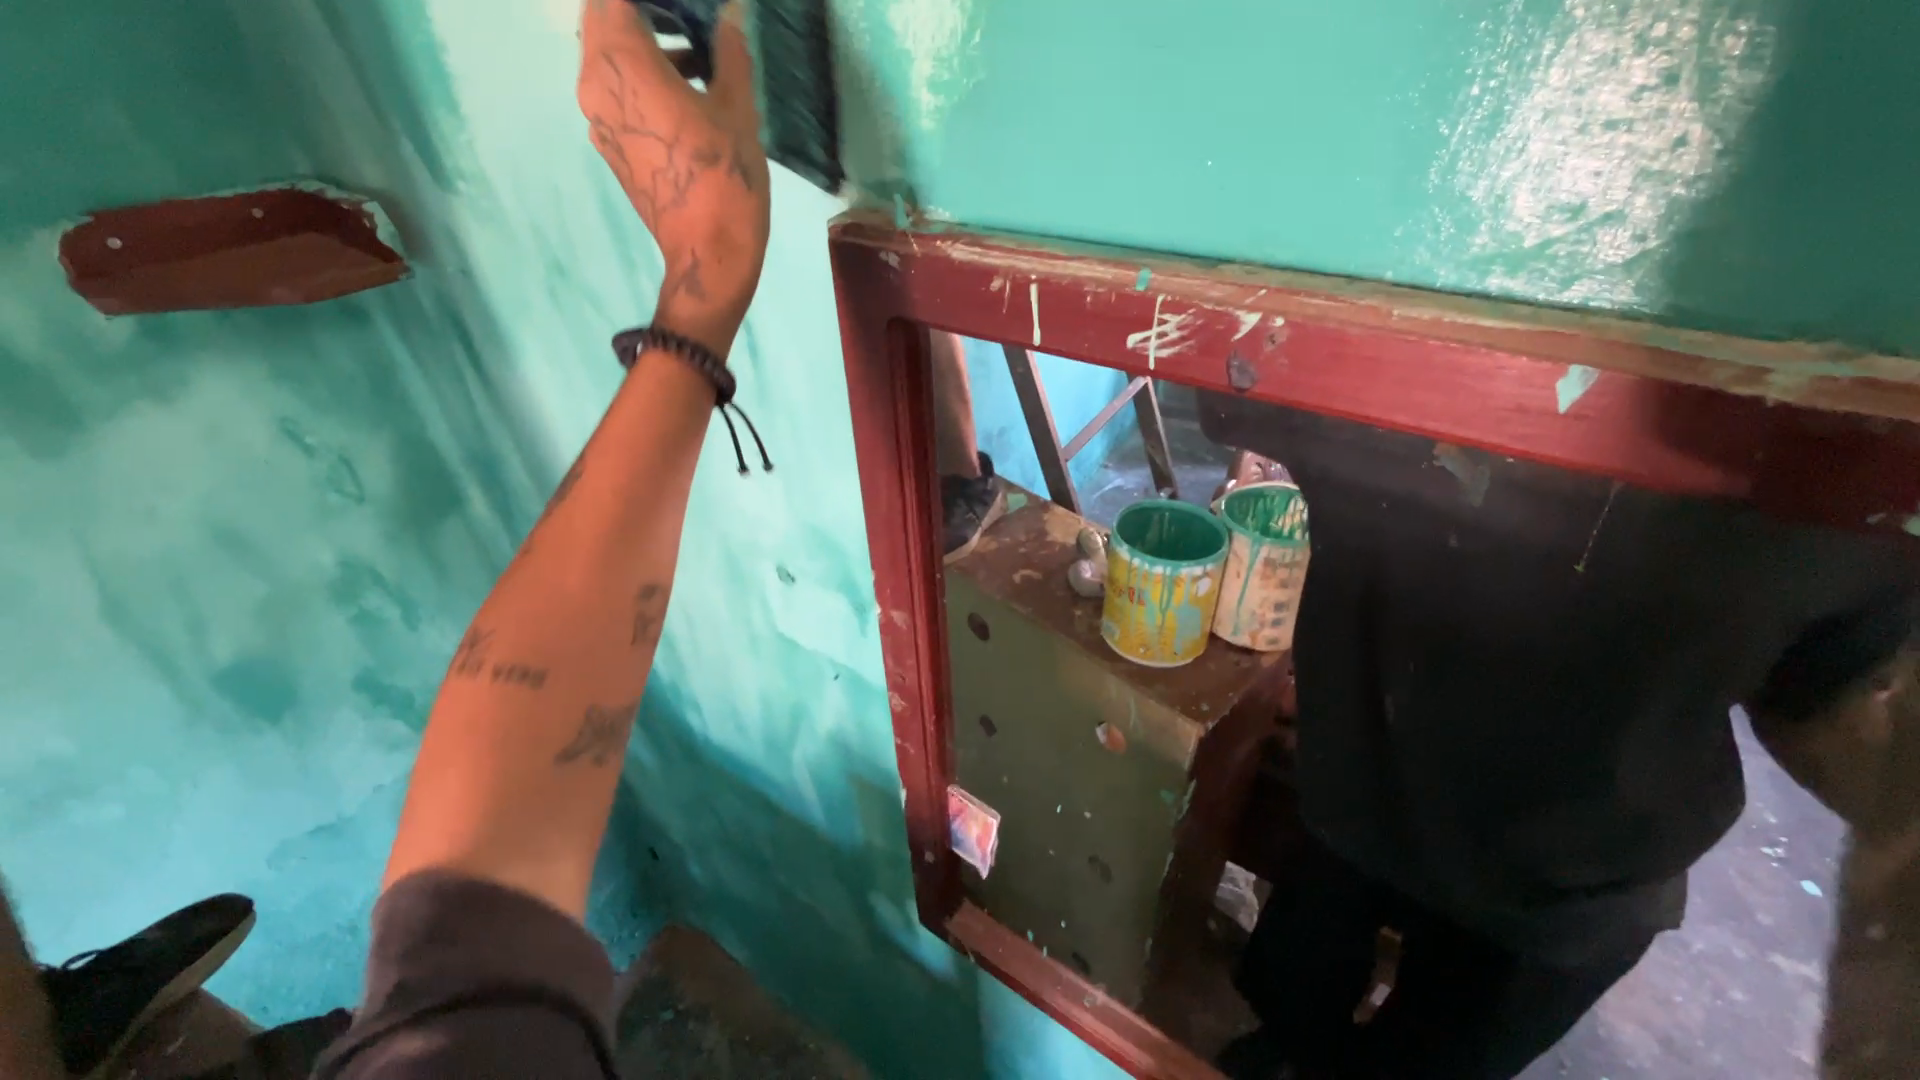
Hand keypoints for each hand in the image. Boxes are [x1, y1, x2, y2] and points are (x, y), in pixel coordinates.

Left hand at [579, 0, 770, 354]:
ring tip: (695, 59)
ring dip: (642, 44)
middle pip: (604, 18)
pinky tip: (684, 94)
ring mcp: (596, 117)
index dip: (655, 1)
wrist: (708, 253)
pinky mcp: (607, 144)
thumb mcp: (738, 112)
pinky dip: (639, 78)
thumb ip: (729, 55)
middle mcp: (596, 83)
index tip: (687, 9)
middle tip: (690, 24)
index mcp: (625, 63)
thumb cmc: (727, 181)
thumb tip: (729, 16)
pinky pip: (613, 90)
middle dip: (644, 13)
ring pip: (606, 55)